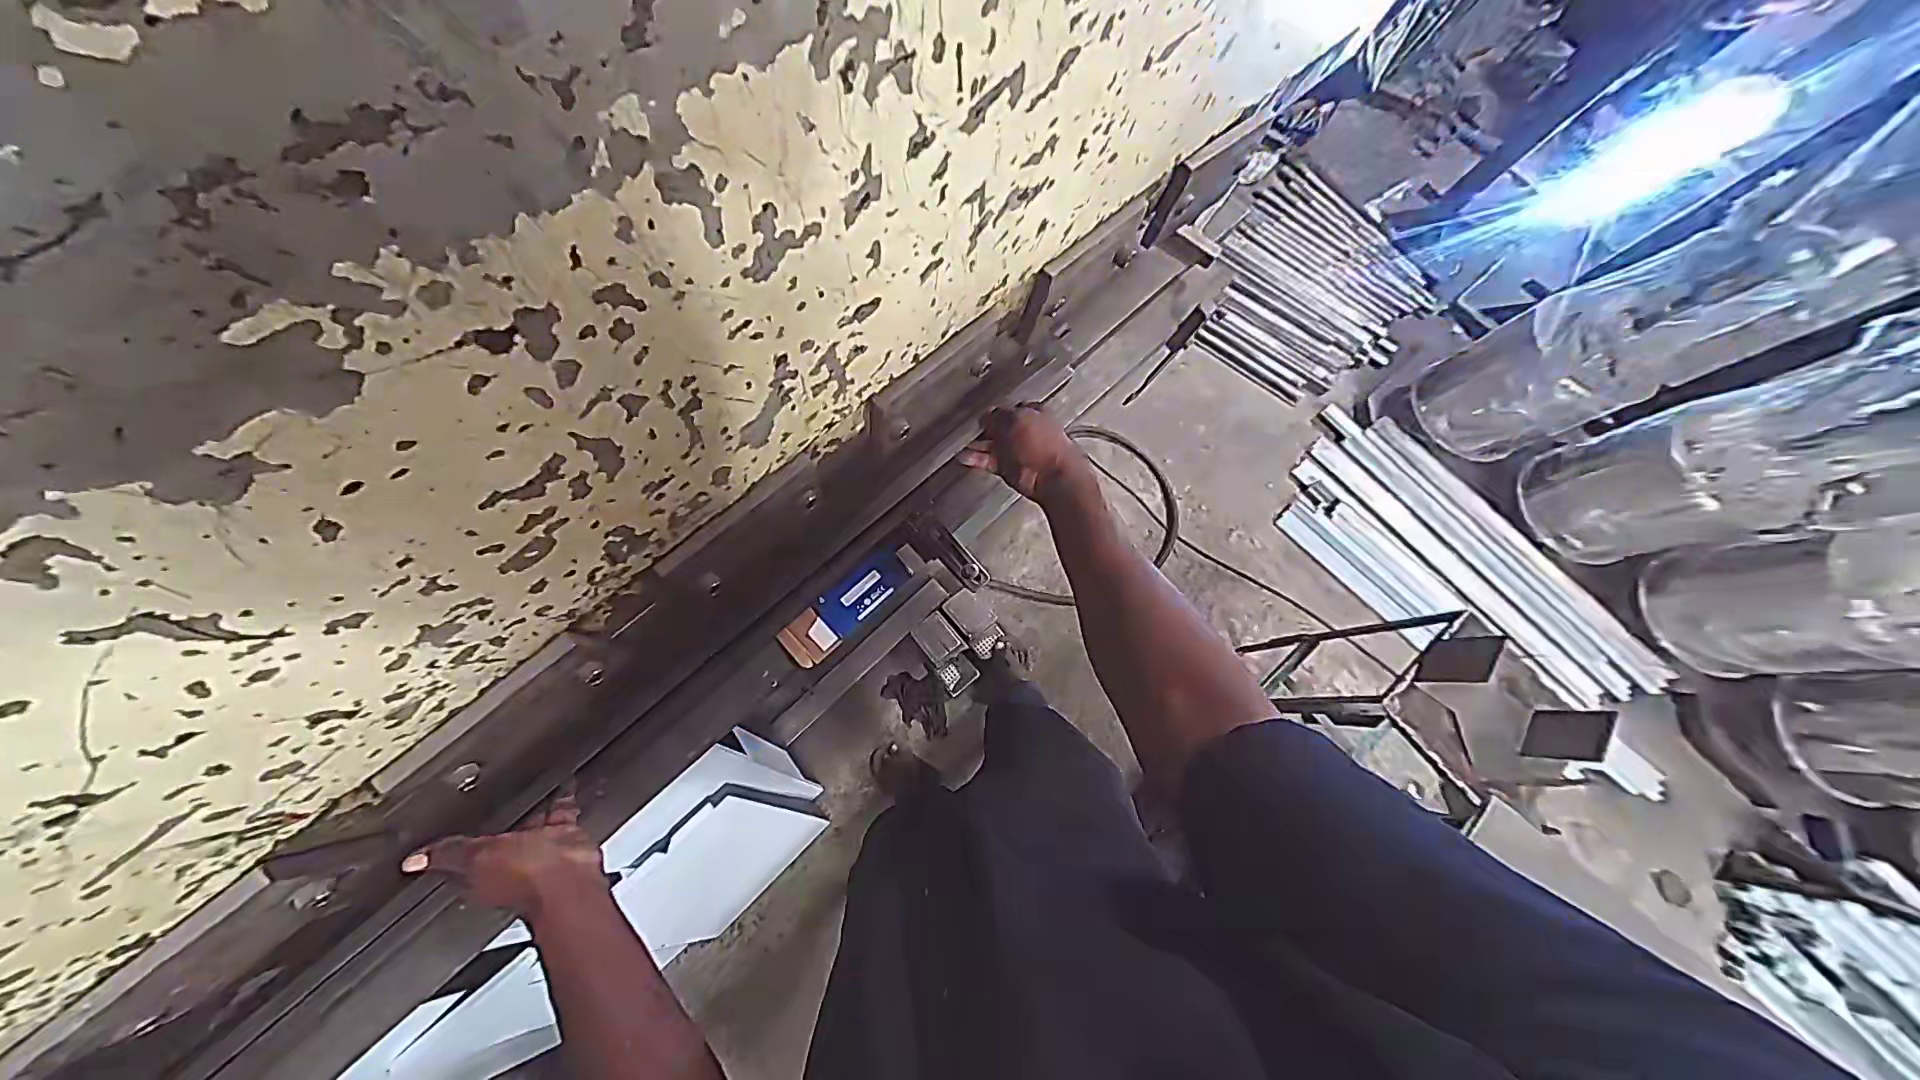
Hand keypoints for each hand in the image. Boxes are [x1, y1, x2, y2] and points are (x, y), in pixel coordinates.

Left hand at [400, 794, 606, 917]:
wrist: (570, 878)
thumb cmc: (526, 878)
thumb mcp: (477, 859)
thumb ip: (449, 855)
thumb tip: (411, 861)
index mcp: (479, 874)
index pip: (458, 859)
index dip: (451, 846)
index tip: (445, 832)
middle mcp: (507, 863)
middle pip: (494, 840)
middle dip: (493, 825)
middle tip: (485, 805)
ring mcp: (537, 850)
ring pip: (527, 826)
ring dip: (527, 811)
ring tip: (522, 788)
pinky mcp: (562, 837)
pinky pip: (559, 813)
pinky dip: (559, 799)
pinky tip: (559, 785)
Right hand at [958, 404, 1090, 504]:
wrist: (1051, 476)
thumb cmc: (1042, 445)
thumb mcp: (1014, 419)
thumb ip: (997, 416)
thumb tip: (987, 417)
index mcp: (1034, 413)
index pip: (1008, 409)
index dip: (993, 413)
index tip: (981, 417)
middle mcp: (1028, 432)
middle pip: (1000, 429)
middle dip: (984, 431)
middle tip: (971, 432)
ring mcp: (1020, 452)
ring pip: (993, 446)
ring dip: (977, 446)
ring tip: (964, 446)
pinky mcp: (1012, 469)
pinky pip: (990, 462)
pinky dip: (977, 460)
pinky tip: (965, 458)